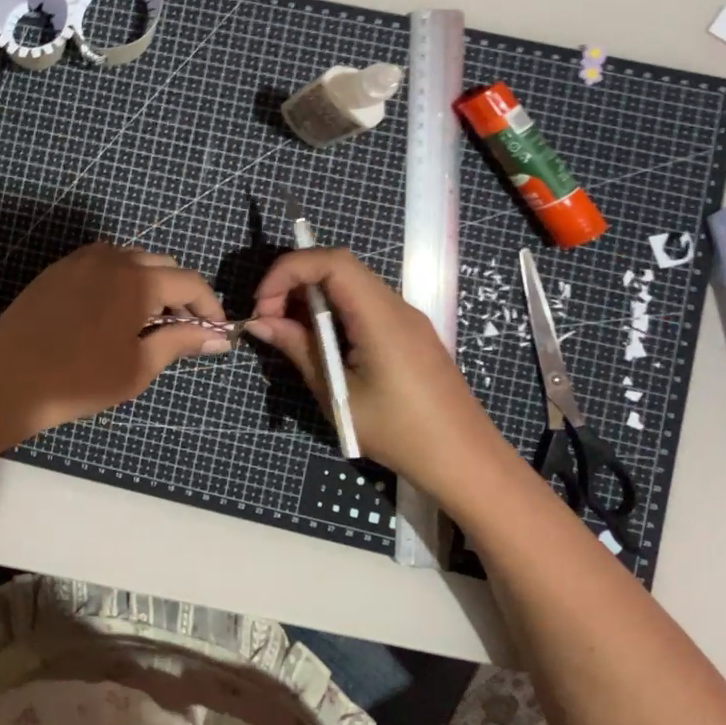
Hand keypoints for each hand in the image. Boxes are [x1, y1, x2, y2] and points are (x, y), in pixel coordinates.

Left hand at [0, 244, 228, 437]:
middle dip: (179, 294)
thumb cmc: (81, 380)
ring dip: (148, 284)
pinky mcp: (57, 270)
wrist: (9, 380)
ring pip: (130, 260)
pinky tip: (111, 314)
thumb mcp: (138, 366)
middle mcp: (111, 258)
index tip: (216, 332)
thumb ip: (181, 342)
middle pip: (161, 265)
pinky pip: (100, 264)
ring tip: (146, 323)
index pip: (189, 281)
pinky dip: (118, 280)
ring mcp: (79, 260)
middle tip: (182, 331)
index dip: (209, 305)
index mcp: (137, 279)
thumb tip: (219, 337)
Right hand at [244, 248, 506, 490]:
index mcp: (380, 316)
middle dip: (294, 284)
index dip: (289, 270)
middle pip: (338, 267)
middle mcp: (396, 307)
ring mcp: (406, 320)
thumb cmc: (399, 432)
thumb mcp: (337, 394)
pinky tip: (320, 346)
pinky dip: (333, 314)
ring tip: (289, 336)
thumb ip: (298, 349)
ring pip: (350, 286)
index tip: (262, 304)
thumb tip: (260, 323)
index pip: (331, 261)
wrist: (466, 463)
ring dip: (312, 300)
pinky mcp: (409, 336)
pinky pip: (363, 307)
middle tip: (269, 322)